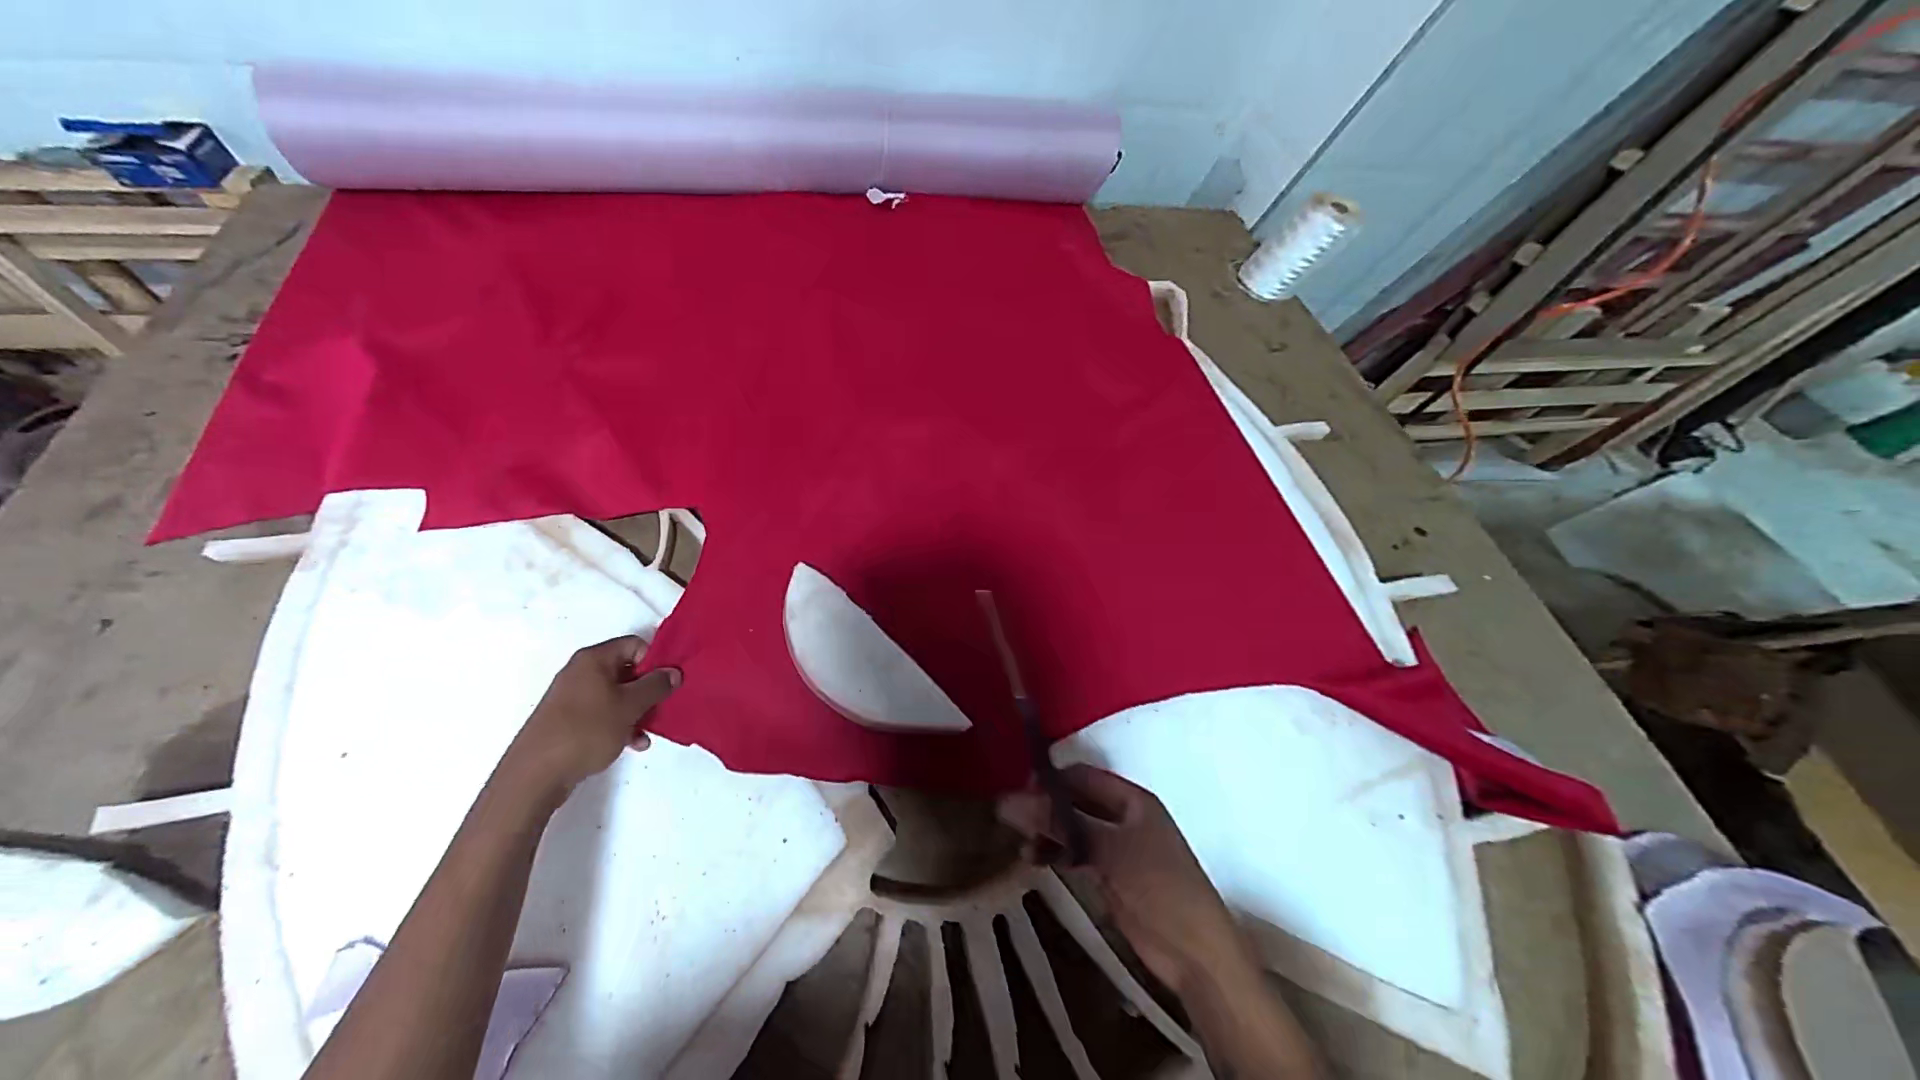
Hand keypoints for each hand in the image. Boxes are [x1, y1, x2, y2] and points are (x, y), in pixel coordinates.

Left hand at [502, 635, 679, 799]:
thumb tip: (673, 672)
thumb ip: (656, 686)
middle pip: (627, 670)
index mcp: (593, 659)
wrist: (535, 775)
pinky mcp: (569, 720)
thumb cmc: (585, 731)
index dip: (655, 661)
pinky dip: (620, 724)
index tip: (668, 683)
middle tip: (663, 707)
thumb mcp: (630, 706)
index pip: (635, 645)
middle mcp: (581, 673)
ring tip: (647, 732)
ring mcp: (573, 697)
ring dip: (637, 711)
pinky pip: (604, 713)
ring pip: (617, 695)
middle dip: (648, 690)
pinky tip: (632, 744)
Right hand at [998, 765, 1243, 995]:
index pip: (1082, 776)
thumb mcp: (1106, 850)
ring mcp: (1118, 848)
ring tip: (1023, 848)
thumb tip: (1007, 801)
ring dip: (1048, 834)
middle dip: (1045, 809)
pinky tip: (1036, 861)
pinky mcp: (1112, 875)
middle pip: (1076, 801)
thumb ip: (1060, 824)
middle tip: (1013, 823)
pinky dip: (1057, 854)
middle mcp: (1124, 817)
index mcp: (1132, 800)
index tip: (1018, 793)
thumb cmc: (1158, 887)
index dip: (1051, 781)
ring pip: (1074, 829)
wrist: (1196, 953)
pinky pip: (1077, 853)